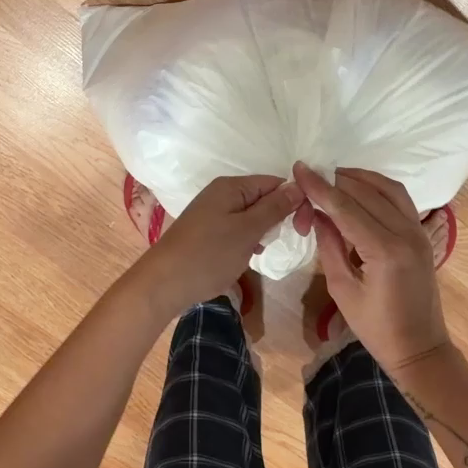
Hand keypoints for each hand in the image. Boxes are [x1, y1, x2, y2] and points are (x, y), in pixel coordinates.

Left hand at [130, 175, 305, 314]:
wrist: (164, 284)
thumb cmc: (209, 254)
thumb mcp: (247, 230)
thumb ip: (274, 208)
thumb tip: (298, 186)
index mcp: (231, 186)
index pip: (274, 183)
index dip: (292, 201)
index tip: (304, 226)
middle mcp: (221, 194)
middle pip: (263, 197)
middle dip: (278, 217)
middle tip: (284, 240)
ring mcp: (212, 214)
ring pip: (251, 216)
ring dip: (262, 231)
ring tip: (262, 249)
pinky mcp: (207, 233)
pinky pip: (237, 229)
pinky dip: (247, 240)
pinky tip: (249, 256)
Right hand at [293, 163, 449, 371]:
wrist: (419, 347)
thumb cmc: (376, 328)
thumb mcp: (343, 290)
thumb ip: (329, 247)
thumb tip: (317, 213)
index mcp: (385, 251)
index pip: (346, 208)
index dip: (320, 188)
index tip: (299, 169)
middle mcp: (406, 234)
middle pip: (366, 193)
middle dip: (335, 183)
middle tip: (309, 181)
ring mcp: (419, 232)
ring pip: (388, 189)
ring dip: (360, 178)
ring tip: (333, 177)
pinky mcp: (423, 235)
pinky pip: (400, 200)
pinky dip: (378, 188)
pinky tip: (359, 189)